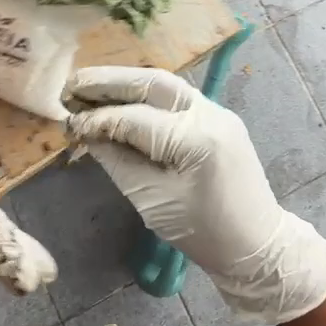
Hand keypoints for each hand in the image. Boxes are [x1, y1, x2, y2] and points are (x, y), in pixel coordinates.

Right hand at [63, 66, 325, 324]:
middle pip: (153, 84)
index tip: (66, 120)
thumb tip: (85, 132)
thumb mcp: (153, 202)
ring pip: (166, 84)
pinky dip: (146, 94)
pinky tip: (121, 99)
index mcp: (196, 140)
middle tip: (71, 84)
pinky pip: (177, 98)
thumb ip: (118, 162)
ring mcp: (217, 111)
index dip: (97, 119)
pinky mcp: (218, 117)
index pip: (135, 118)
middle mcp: (209, 114)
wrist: (258, 244)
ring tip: (90, 86)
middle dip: (109, 81)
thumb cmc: (205, 233)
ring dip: (127, 82)